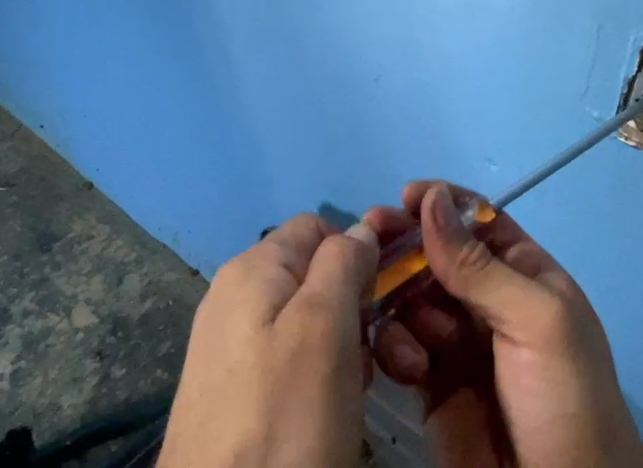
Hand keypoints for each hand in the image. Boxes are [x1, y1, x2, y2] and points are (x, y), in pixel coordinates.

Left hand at [158, 213, 380, 467]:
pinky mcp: (240, 394)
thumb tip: (360, 227)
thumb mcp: (324, 326)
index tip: (404, 283)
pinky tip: (343, 409)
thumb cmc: (284, 414)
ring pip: (315, 324)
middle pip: (320, 278)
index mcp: (254, 269)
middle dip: (369, 307)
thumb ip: (343, 263)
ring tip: (382, 384)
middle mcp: (238, 298)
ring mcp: (236, 348)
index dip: (365, 245)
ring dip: (359, 346)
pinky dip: (329, 377)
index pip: (318, 227)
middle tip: (406, 356)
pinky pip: (297, 363)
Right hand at [365, 183, 642, 467]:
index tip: (403, 196)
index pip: (479, 223)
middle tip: (370, 237)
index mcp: (526, 276)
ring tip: (395, 320)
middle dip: (405, 245)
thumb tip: (431, 198)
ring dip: (398, 300)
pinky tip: (405, 364)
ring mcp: (459, 342)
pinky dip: (395, 345)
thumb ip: (477, 264)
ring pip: (412, 298)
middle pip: (436, 255)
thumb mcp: (534, 321)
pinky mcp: (431, 383)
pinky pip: (401, 344)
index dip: (443, 204)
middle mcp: (490, 301)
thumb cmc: (563, 397)